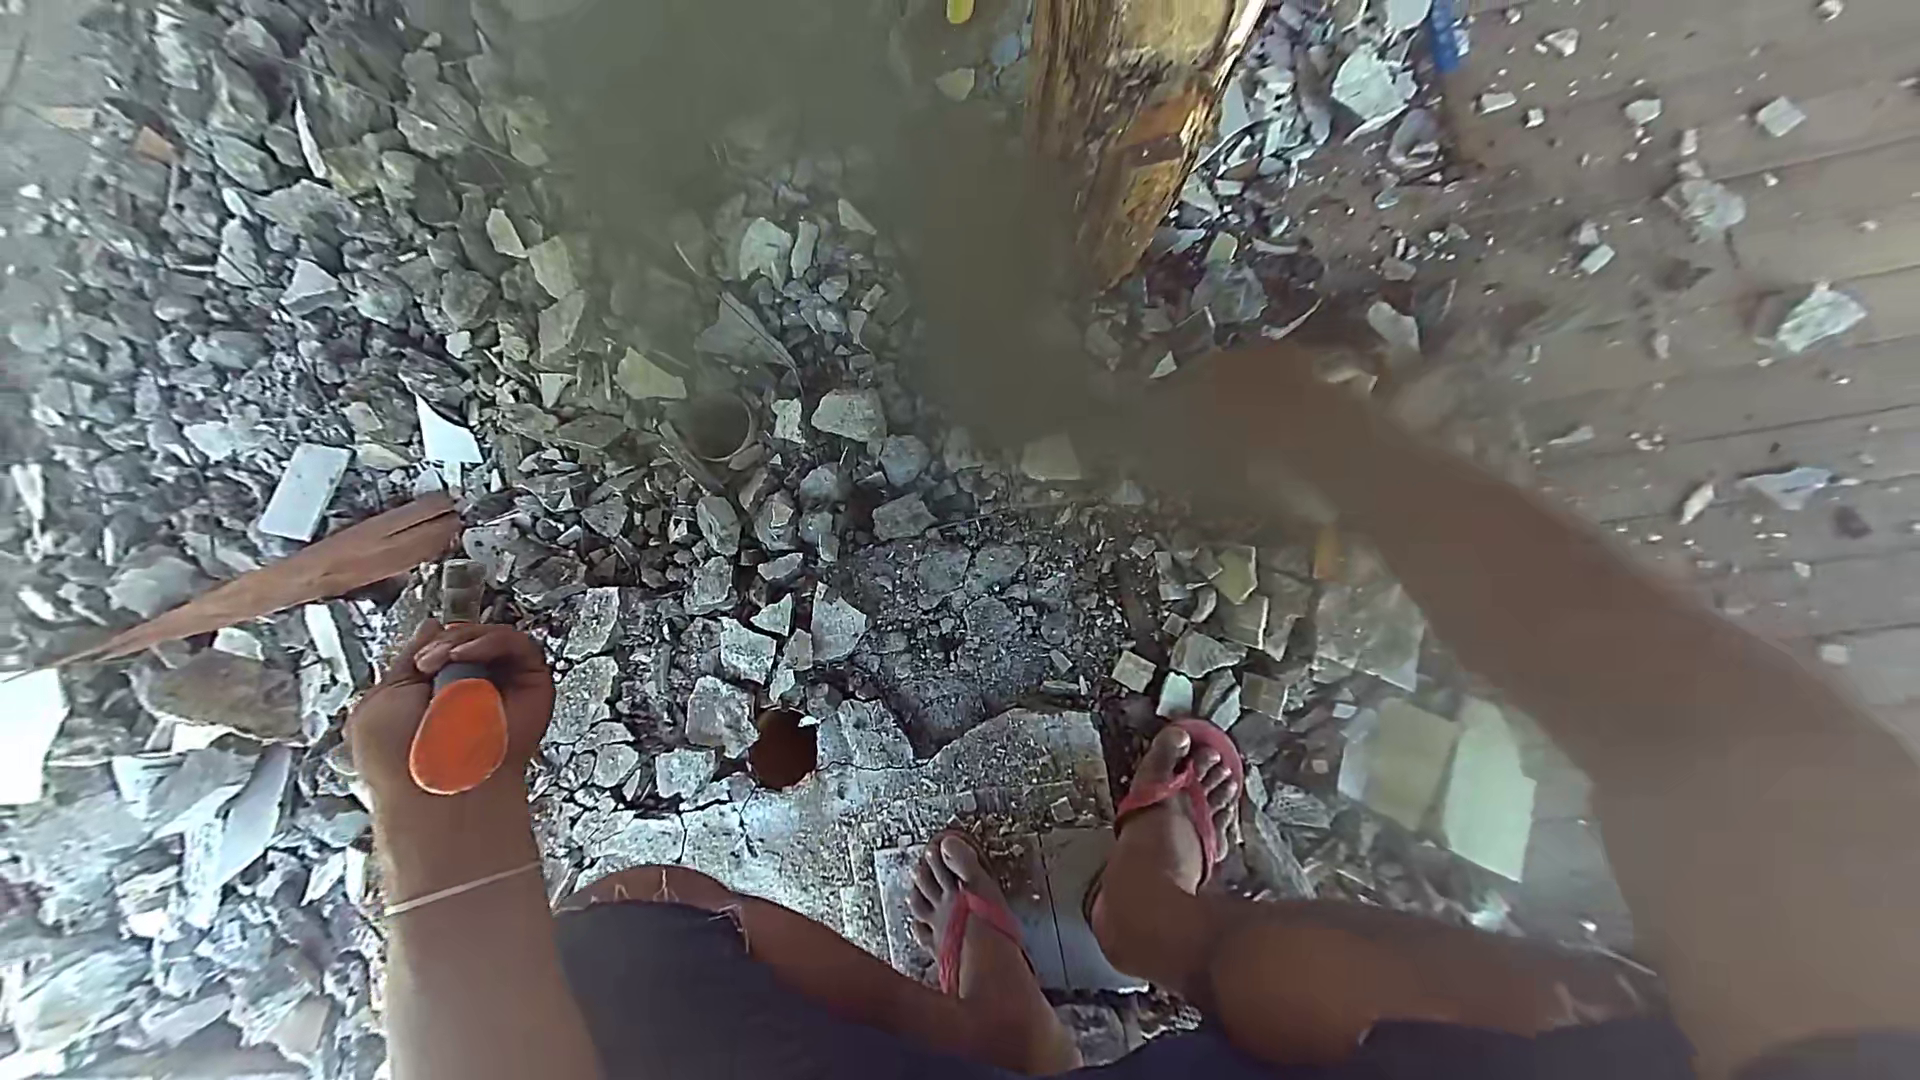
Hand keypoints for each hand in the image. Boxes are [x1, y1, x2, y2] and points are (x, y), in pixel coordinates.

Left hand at [347, 620, 555, 821]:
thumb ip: (406, 660)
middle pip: (470, 635)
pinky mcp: (532, 681)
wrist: (444, 783)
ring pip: (495, 636)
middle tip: (430, 661)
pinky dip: (493, 642)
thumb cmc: (405, 759)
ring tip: (448, 660)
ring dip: (467, 640)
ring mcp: (503, 682)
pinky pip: (519, 645)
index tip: (419, 655)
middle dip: (447, 640)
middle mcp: (472, 684)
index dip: (432, 640)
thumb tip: (431, 628)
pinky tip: (469, 655)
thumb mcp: (380, 701)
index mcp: (435, 689)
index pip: (442, 645)